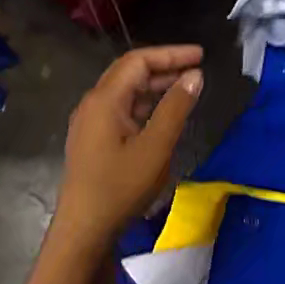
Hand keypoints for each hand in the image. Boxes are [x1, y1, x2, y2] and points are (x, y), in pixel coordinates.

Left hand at [54, 46, 205, 246]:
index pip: (138, 61)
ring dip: (155, 87)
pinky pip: (121, 110)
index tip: (201, 56)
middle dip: (164, 67)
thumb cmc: (120, 188)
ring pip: (125, 92)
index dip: (170, 54)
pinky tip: (163, 116)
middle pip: (129, 73)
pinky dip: (145, 105)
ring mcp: (89, 122)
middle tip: (197, 70)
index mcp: (104, 99)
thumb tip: (194, 75)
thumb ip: (176, 108)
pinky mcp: (92, 139)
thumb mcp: (155, 147)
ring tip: (186, 90)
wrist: (84, 229)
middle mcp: (92, 104)